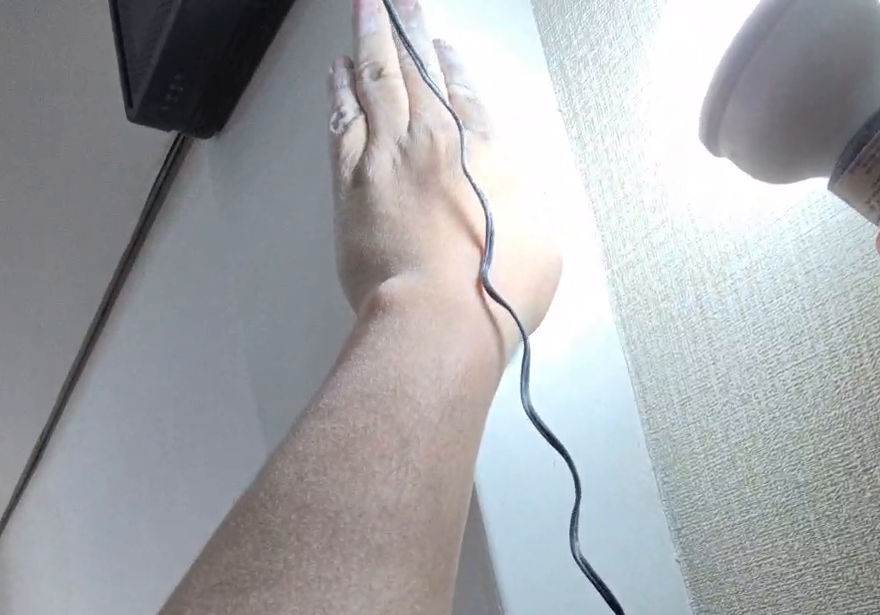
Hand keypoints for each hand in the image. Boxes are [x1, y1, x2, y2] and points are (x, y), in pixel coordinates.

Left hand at [330, 0, 560, 356]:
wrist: (439, 319)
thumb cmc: (496, 293)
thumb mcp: (543, 250)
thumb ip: (525, 210)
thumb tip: (516, 200)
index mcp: (485, 155)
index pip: (466, 95)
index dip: (452, 66)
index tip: (443, 47)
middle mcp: (434, 142)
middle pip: (416, 70)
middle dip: (404, 28)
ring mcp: (387, 159)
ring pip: (373, 82)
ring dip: (368, 43)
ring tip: (363, 14)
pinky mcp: (351, 185)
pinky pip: (342, 120)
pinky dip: (340, 90)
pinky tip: (337, 73)